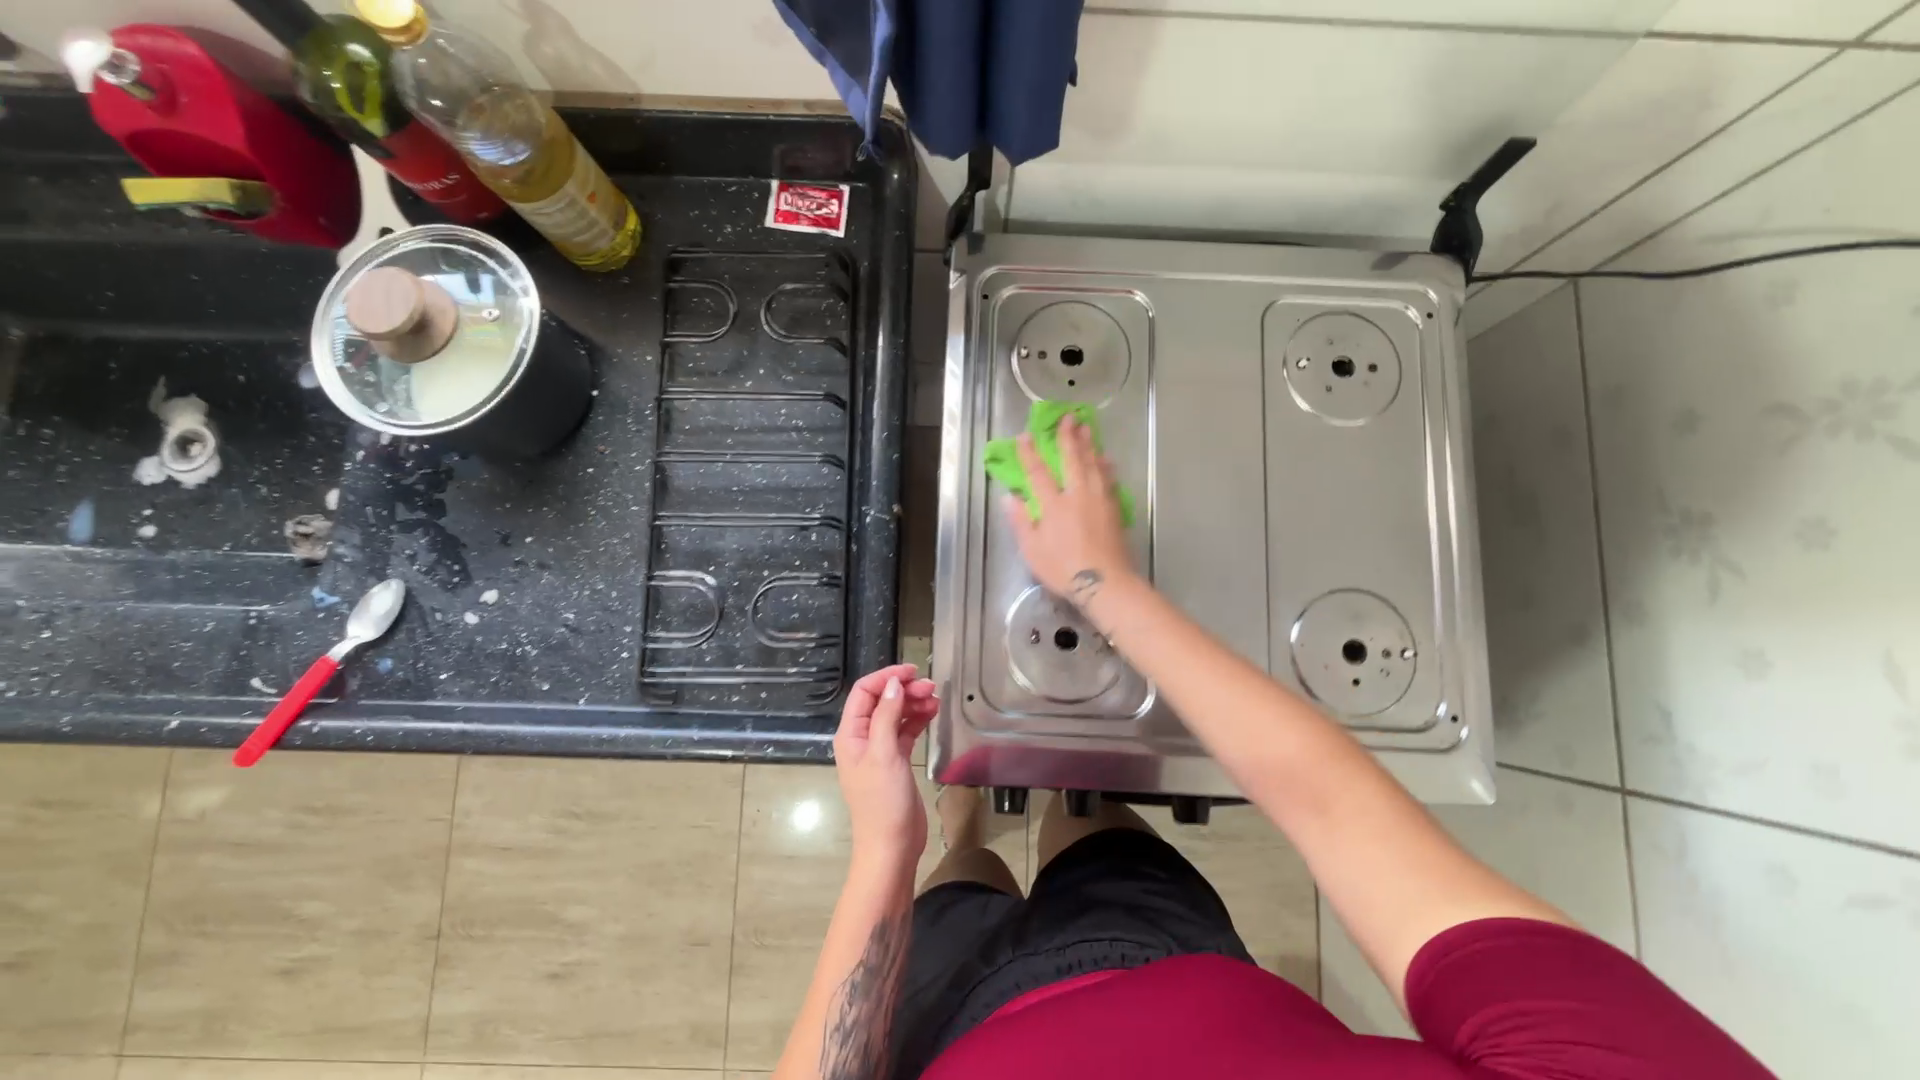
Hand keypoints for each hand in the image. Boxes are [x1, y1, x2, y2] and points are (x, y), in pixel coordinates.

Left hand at [834, 663, 938, 872]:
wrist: (891, 846)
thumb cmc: (883, 801)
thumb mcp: (883, 754)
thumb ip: (886, 715)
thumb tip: (893, 684)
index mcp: (850, 734)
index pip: (864, 693)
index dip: (887, 677)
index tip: (913, 671)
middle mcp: (862, 739)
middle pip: (881, 701)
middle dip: (904, 689)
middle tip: (931, 687)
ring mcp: (878, 751)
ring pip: (895, 715)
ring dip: (913, 703)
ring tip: (936, 699)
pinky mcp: (895, 762)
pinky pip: (904, 732)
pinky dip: (917, 720)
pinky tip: (933, 714)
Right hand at [1003, 414, 1135, 606]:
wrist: (1105, 583)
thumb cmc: (1063, 569)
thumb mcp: (1032, 550)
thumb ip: (1022, 521)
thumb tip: (1011, 498)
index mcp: (1053, 505)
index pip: (1038, 472)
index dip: (1030, 453)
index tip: (1024, 436)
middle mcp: (1077, 495)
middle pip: (1072, 459)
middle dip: (1068, 437)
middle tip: (1067, 417)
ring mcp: (1099, 500)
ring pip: (1094, 464)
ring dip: (1089, 445)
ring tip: (1086, 429)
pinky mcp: (1115, 509)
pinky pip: (1109, 479)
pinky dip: (1106, 466)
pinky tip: (1105, 459)